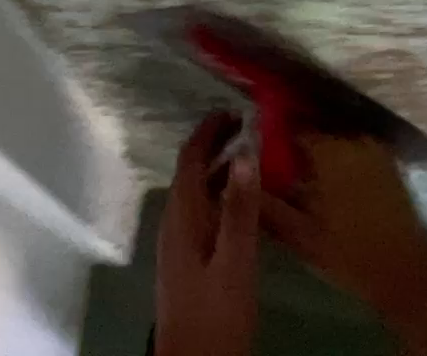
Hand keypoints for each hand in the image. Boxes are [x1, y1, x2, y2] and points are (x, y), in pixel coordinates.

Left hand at [155, 112, 262, 355]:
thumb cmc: (214, 313)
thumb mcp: (234, 260)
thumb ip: (240, 208)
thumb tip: (246, 152)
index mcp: (182, 215)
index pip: (190, 158)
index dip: (209, 131)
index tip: (234, 112)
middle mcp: (174, 221)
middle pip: (192, 171)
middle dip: (216, 146)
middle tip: (249, 130)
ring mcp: (178, 242)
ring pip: (197, 192)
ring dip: (220, 171)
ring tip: (252, 161)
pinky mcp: (186, 260)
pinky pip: (201, 212)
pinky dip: (220, 196)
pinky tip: (243, 208)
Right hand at [256, 134, 426, 314]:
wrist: (408, 276)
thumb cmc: (352, 255)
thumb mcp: (303, 237)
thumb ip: (270, 209)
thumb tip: (244, 186)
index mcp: (330, 153)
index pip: (294, 129)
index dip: (277, 137)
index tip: (263, 150)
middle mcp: (353, 142)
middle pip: (317, 135)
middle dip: (299, 147)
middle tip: (282, 168)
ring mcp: (376, 152)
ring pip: (338, 144)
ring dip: (322, 156)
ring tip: (306, 178)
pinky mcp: (390, 165)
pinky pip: (356, 153)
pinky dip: (343, 163)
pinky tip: (333, 186)